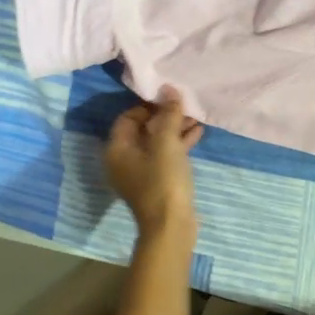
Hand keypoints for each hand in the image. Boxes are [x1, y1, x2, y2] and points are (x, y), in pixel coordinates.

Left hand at [103, 86, 202, 239]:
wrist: (171, 226)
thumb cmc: (163, 181)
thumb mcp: (167, 144)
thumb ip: (168, 114)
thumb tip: (168, 88)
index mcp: (117, 149)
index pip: (128, 117)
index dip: (148, 105)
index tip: (170, 99)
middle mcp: (124, 160)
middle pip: (143, 129)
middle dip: (165, 116)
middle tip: (186, 106)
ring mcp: (140, 172)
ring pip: (156, 142)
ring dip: (174, 129)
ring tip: (196, 118)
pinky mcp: (156, 182)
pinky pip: (165, 156)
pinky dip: (178, 145)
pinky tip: (197, 134)